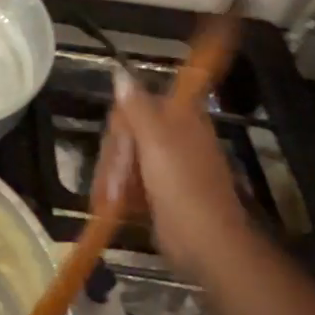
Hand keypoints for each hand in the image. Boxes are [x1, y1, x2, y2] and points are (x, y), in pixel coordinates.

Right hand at [102, 72, 251, 279]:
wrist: (204, 243)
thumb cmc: (183, 187)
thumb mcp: (157, 141)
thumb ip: (137, 107)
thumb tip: (121, 71)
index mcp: (179, 120)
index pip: (140, 102)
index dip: (124, 118)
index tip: (118, 137)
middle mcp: (173, 139)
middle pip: (128, 132)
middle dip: (116, 154)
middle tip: (115, 175)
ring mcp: (167, 167)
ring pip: (126, 158)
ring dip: (114, 175)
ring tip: (111, 196)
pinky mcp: (159, 192)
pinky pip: (130, 181)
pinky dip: (119, 190)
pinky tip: (112, 203)